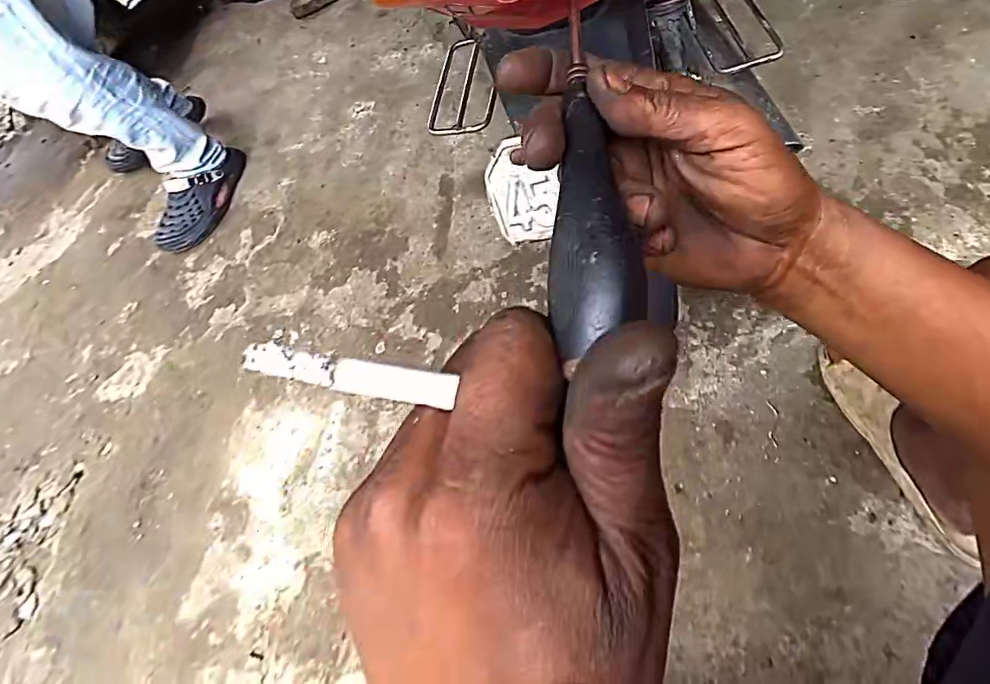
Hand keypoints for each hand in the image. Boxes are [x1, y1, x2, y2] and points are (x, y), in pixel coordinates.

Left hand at [335, 309, 678, 683]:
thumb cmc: (573, 674)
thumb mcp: (633, 549)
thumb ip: (620, 430)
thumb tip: (635, 339)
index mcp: (468, 494)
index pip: (506, 341)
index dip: (555, 362)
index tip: (574, 418)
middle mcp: (397, 492)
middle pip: (472, 364)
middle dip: (524, 399)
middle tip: (555, 476)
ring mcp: (367, 509)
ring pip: (447, 399)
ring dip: (491, 431)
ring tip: (519, 508)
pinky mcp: (355, 523)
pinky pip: (420, 443)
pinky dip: (457, 462)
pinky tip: (482, 522)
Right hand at [497, 52, 824, 296]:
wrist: (779, 247)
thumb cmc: (764, 177)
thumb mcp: (723, 127)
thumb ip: (661, 108)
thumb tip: (599, 86)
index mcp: (654, 104)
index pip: (595, 79)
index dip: (553, 72)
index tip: (517, 75)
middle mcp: (631, 140)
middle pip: (570, 125)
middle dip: (549, 131)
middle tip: (542, 148)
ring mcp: (627, 183)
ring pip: (579, 176)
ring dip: (597, 190)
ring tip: (645, 206)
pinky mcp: (627, 225)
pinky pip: (600, 221)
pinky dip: (624, 226)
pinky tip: (659, 229)